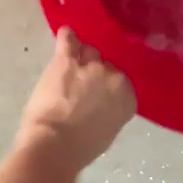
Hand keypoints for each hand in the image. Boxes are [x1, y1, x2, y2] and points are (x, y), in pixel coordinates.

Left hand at [14, 28, 134, 171]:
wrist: (55, 143)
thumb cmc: (80, 147)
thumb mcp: (107, 131)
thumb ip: (110, 111)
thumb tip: (102, 104)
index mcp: (127, 97)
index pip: (122, 82)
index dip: (107, 86)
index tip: (99, 93)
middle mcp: (114, 76)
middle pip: (106, 65)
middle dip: (95, 73)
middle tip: (82, 85)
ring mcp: (90, 65)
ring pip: (89, 52)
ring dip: (81, 59)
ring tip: (71, 67)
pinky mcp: (66, 60)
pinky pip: (68, 40)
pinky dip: (66, 37)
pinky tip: (65, 35)